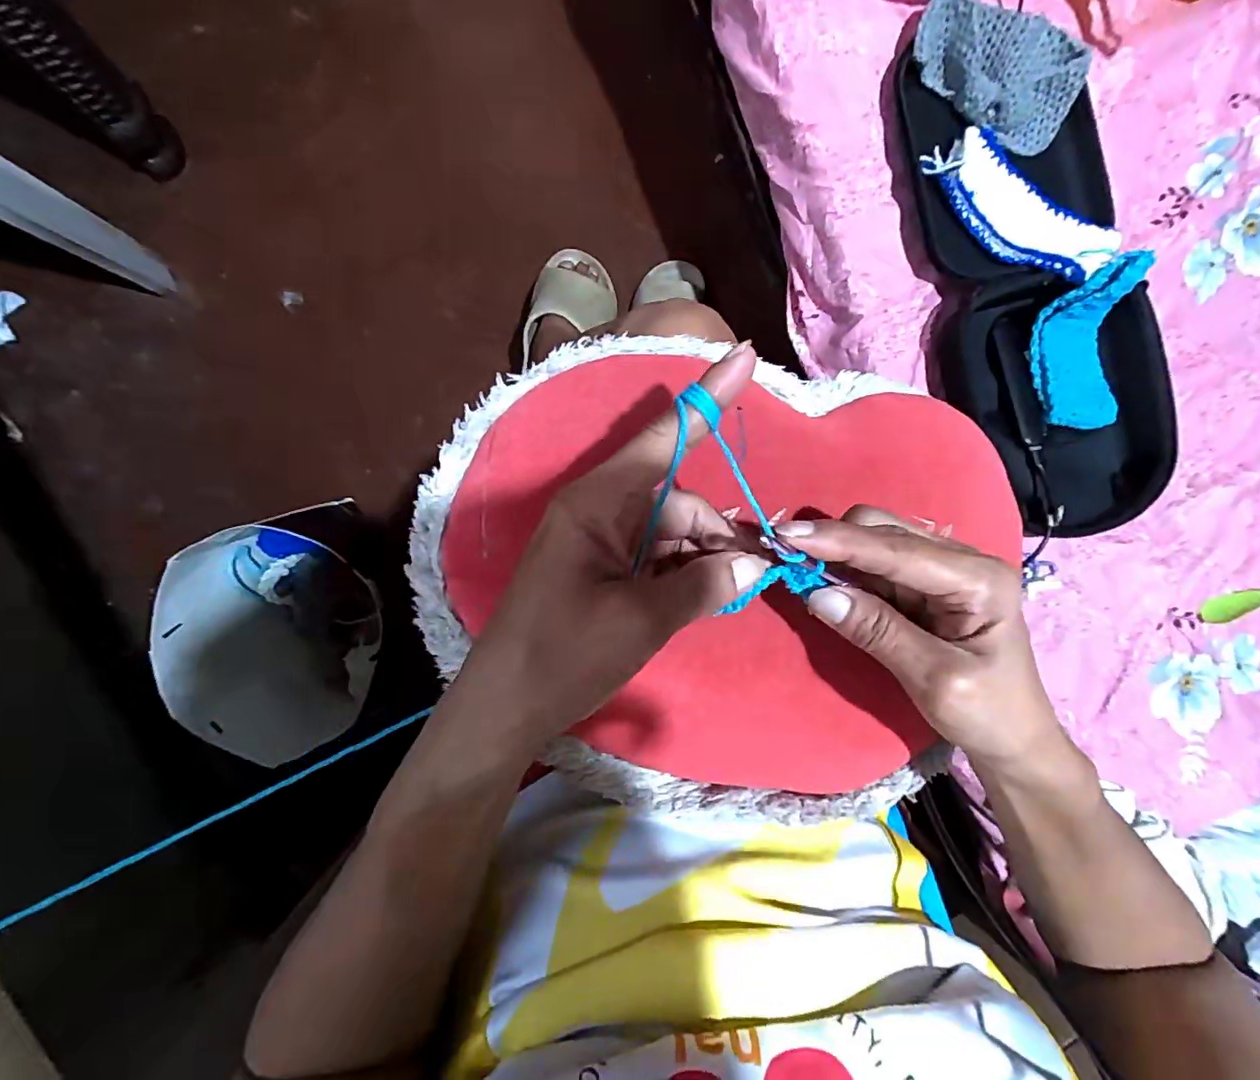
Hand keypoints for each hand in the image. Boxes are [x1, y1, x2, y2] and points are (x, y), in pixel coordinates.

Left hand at [451, 344, 770, 747]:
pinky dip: (684, 571)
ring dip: (703, 555)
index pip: (662, 438)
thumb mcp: (642, 620)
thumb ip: (702, 585)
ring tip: (732, 590)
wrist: (505, 707)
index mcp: (597, 503)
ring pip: (670, 530)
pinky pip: (655, 555)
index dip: (707, 399)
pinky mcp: (601, 567)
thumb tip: (751, 564)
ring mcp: (598, 539)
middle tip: (754, 572)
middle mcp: (598, 509)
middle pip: (677, 499)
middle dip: (718, 530)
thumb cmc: (564, 655)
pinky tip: (706, 595)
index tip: (743, 354)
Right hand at [777, 507, 1079, 773]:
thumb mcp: (935, 680)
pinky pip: (877, 567)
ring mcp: (944, 572)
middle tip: (784, 555)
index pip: (897, 550)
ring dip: (836, 552)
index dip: (839, 541)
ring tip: (794, 564)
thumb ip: (878, 632)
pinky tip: (820, 576)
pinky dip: (846, 569)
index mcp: (978, 579)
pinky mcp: (925, 588)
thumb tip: (817, 595)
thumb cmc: (988, 715)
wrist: (1015, 741)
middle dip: (834, 540)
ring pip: (877, 542)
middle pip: (885, 530)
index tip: (787, 535)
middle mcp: (963, 562)